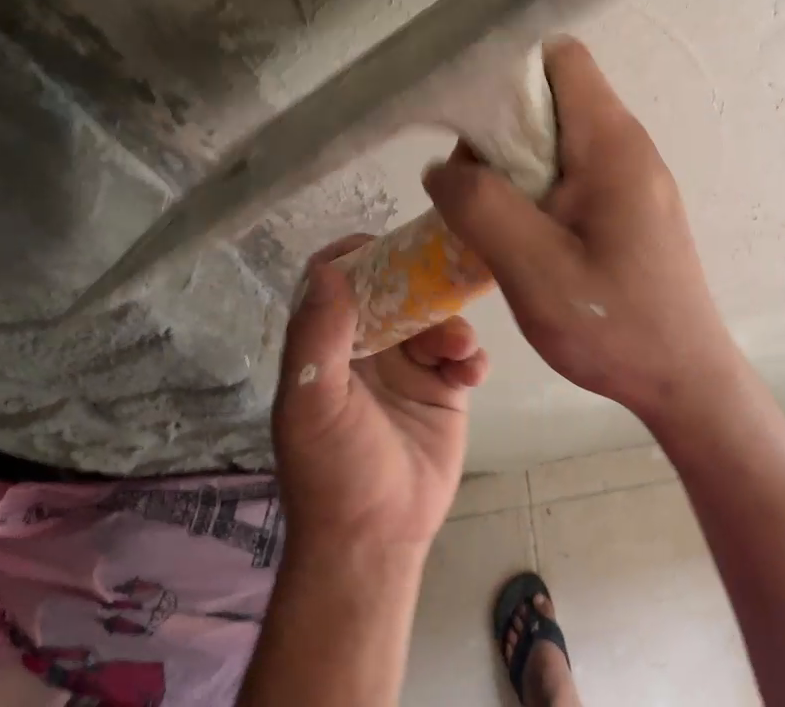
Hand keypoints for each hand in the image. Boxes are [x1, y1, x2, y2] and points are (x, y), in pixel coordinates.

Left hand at [271, 237, 489, 547]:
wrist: (376, 539)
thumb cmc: (335, 470)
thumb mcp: (312, 403)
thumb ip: (317, 336)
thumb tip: (329, 268)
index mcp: (327, 347)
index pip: (335, 283)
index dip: (357, 256)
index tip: (390, 245)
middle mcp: (367, 351)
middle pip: (395, 293)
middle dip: (421, 286)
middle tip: (446, 277)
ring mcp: (407, 369)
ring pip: (435, 321)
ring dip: (451, 327)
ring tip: (459, 351)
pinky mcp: (444, 390)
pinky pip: (462, 356)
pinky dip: (471, 357)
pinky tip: (472, 374)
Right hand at [423, 38, 740, 422]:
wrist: (684, 379)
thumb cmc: (615, 326)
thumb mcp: (533, 269)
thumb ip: (481, 207)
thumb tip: (443, 169)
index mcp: (611, 143)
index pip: (560, 57)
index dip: (507, 69)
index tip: (465, 115)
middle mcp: (628, 146)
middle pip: (553, 97)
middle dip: (501, 128)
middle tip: (474, 187)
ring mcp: (633, 177)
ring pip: (558, 138)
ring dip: (515, 166)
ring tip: (494, 221)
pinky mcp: (630, 207)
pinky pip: (573, 173)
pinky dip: (538, 189)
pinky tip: (522, 238)